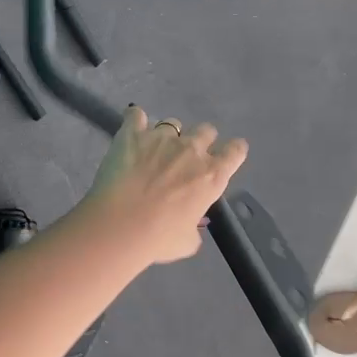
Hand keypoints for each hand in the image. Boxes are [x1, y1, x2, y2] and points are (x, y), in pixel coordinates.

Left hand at [75, 106, 247, 264]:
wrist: (121, 223)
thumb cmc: (159, 238)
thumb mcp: (187, 241)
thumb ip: (194, 227)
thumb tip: (192, 223)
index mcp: (212, 176)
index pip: (235, 151)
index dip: (233, 150)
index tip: (228, 152)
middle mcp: (191, 150)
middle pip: (206, 130)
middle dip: (200, 139)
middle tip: (186, 154)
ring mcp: (161, 138)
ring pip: (172, 122)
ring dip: (168, 133)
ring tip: (154, 147)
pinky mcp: (133, 133)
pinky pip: (136, 115)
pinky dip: (135, 119)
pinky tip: (131, 126)